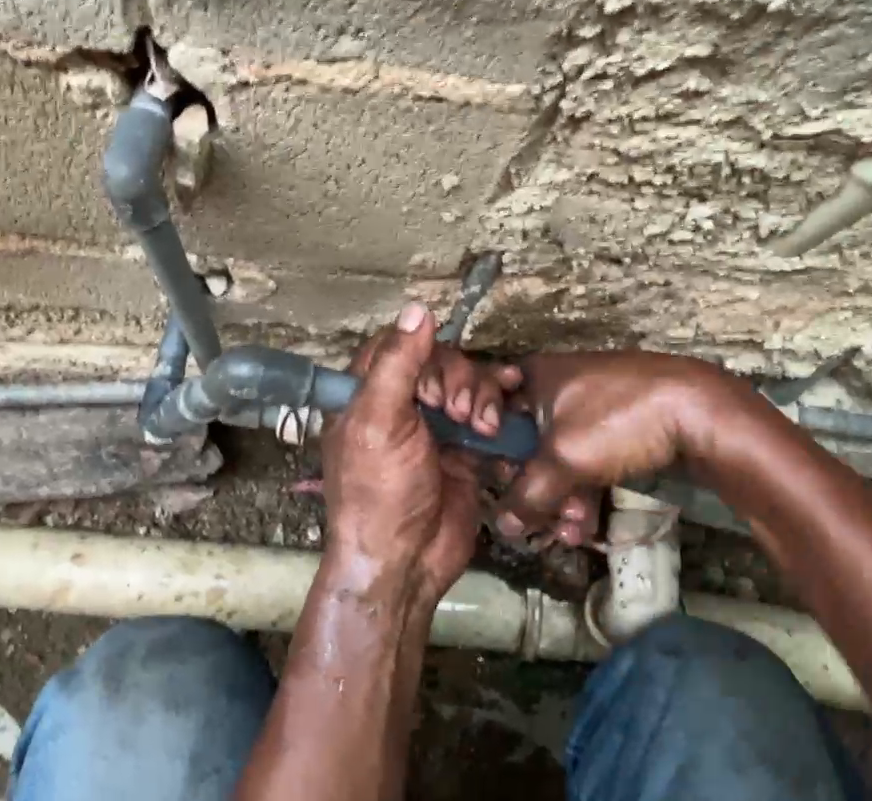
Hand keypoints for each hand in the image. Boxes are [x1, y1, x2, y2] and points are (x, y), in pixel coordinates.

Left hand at [321, 302, 511, 600]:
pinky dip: (497, 407)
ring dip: (479, 395)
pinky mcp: (463, 450)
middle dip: (455, 378)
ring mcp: (433, 428)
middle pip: (437, 361)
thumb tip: (416, 309)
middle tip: (455, 412)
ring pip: (465, 384)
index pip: (393, 345)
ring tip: (480, 426)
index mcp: (364, 395)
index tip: (430, 380)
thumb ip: (397, 364)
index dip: (418, 351)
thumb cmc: (379, 491)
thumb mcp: (378, 422)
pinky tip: (507, 405)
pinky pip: (485, 414)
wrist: (406, 562)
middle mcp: (398, 405)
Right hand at [495, 351, 755, 537]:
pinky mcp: (616, 428)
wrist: (702, 411)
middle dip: (534, 489)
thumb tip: (503, 526)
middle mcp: (555, 387)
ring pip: (559, 459)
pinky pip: (586, 460)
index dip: (492, 453)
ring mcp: (588, 407)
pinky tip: (588, 525)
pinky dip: (584, 491)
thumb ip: (527, 495)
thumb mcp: (564, 459)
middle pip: (526, 444)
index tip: (501, 484)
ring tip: (573, 533)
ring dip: (560, 500)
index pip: (492, 414)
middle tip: (544, 522)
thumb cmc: (618, 420)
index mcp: (533, 377)